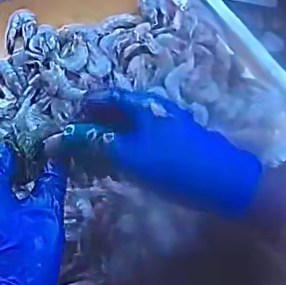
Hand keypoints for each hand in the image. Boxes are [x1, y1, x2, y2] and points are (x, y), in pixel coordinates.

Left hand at [0, 144, 64, 284]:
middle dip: (14, 164)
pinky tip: (16, 206)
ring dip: (5, 181)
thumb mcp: (45, 213)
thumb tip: (56, 156)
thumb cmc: (27, 257)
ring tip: (32, 185)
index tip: (45, 152)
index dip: (24, 149)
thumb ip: (50, 179)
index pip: (1, 152)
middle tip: (41, 168)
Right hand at [49, 88, 260, 215]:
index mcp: (140, 103)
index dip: (78, 112)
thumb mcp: (128, 154)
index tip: (61, 132)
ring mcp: (163, 128)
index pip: (99, 98)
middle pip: (111, 113)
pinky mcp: (170, 147)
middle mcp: (151, 109)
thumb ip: (92, 142)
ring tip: (88, 165)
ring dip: (103, 145)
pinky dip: (120, 155)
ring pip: (123, 131)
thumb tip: (56, 138)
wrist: (229, 187)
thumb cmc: (175, 165)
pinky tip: (114, 171)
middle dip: (88, 130)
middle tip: (70, 152)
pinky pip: (136, 145)